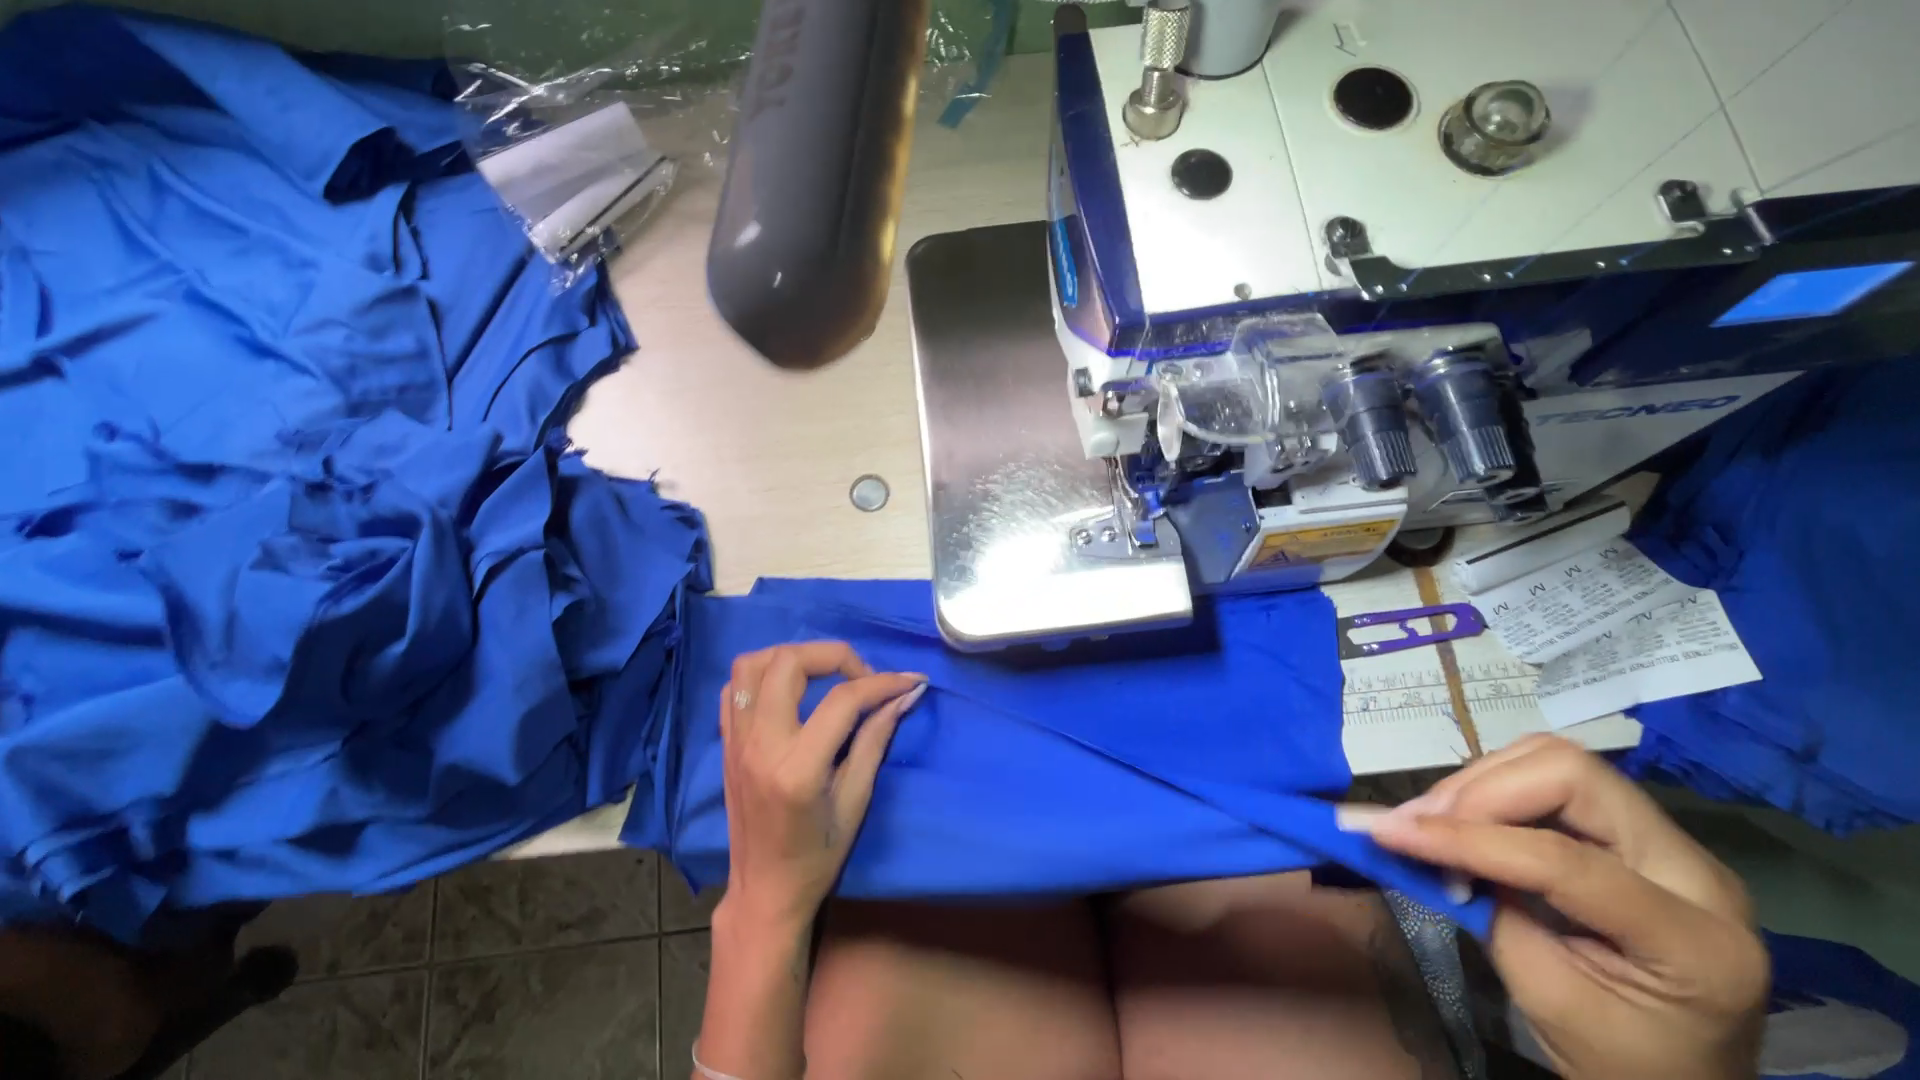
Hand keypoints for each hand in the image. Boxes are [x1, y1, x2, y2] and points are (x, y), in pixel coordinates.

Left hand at [718, 641, 925, 932]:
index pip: (842, 700)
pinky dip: (762, 676)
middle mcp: (759, 746)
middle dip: (834, 656)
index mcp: (797, 769)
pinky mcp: (725, 744)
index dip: (882, 683)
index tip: (909, 681)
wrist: (764, 892)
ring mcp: (735, 742)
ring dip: (792, 657)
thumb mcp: (855, 803)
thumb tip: (904, 695)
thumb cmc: (817, 857)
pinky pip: (733, 688)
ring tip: (823, 674)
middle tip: (862, 678)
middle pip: (789, 664)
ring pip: (752, 665)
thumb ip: (876, 741)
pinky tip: (789, 691)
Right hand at [1359, 735, 1768, 1079]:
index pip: (1563, 859)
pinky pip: (1558, 781)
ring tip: (1432, 820)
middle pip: (1572, 775)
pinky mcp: (1640, 832)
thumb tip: (1414, 839)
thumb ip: (1488, 908)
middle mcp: (1696, 871)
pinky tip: (1463, 819)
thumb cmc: (1612, 1055)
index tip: (1387, 832)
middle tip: (1416, 822)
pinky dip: (1495, 789)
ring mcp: (1673, 843)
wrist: (1677, 1076)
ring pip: (1559, 762)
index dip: (1467, 838)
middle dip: (1478, 790)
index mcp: (1692, 939)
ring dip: (1481, 783)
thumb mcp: (1541, 992)